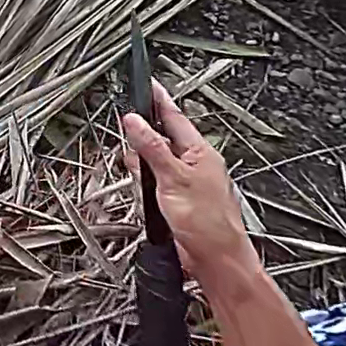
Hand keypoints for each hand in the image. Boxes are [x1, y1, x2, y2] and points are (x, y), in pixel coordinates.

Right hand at [121, 79, 257, 279]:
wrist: (217, 262)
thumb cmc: (207, 223)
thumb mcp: (172, 178)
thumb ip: (151, 148)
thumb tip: (134, 120)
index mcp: (200, 153)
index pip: (175, 117)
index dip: (159, 99)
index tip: (148, 84)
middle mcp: (196, 163)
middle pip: (164, 136)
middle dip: (145, 127)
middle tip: (128, 115)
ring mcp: (188, 181)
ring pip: (159, 156)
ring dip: (143, 153)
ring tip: (129, 147)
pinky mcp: (180, 197)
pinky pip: (158, 176)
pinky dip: (146, 173)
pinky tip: (140, 177)